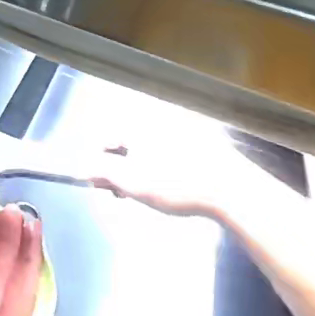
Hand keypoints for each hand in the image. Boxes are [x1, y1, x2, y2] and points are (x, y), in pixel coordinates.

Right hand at [86, 141, 262, 218]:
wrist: (230, 187)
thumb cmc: (176, 184)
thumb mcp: (132, 181)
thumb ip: (103, 172)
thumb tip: (84, 167)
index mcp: (140, 124)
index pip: (107, 139)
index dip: (100, 165)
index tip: (105, 189)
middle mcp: (159, 120)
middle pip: (128, 143)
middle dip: (121, 169)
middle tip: (125, 195)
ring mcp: (182, 128)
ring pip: (150, 148)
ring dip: (142, 169)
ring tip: (149, 195)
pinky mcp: (202, 141)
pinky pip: (171, 152)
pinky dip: (165, 167)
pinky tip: (173, 187)